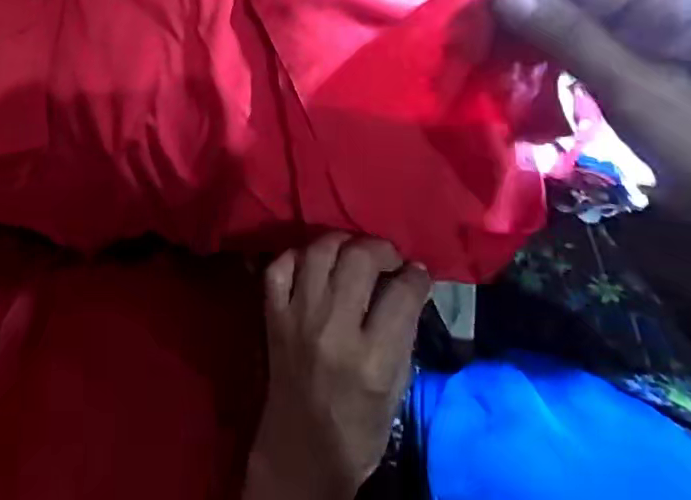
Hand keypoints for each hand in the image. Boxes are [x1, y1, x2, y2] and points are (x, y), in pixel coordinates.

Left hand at [244, 235, 431, 499]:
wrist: (302, 447)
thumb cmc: (360, 427)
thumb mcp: (396, 387)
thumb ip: (403, 333)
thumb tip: (410, 285)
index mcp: (372, 358)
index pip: (401, 296)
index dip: (415, 276)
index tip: (418, 271)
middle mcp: (333, 329)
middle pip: (358, 260)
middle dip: (380, 249)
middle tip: (388, 257)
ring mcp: (297, 316)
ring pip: (318, 253)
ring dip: (341, 243)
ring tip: (353, 252)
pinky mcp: (272, 314)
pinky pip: (280, 266)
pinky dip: (298, 256)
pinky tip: (313, 263)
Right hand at [491, 0, 690, 260]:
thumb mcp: (638, 97)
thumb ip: (570, 39)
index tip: (469, 16)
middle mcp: (687, 1)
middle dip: (528, 17)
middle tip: (475, 45)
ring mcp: (684, 32)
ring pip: (590, 21)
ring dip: (542, 40)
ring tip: (496, 62)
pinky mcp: (676, 62)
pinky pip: (607, 45)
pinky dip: (568, 59)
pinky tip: (538, 77)